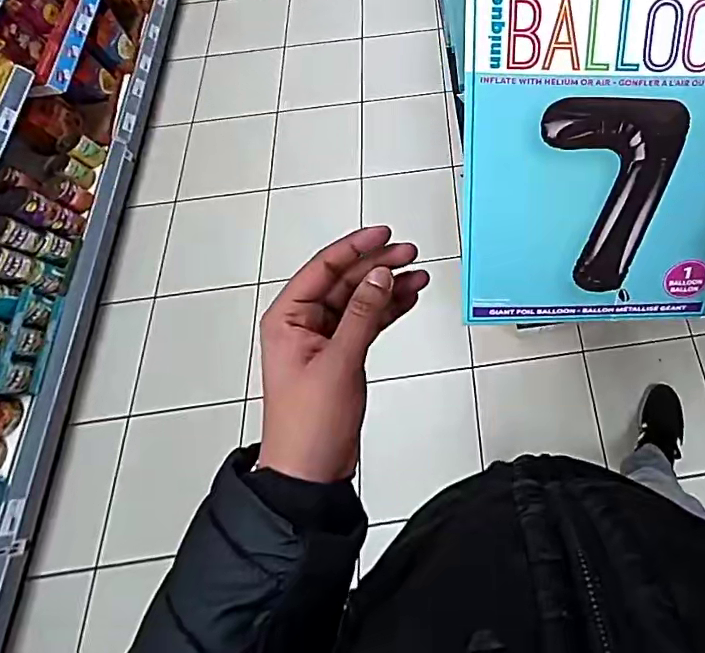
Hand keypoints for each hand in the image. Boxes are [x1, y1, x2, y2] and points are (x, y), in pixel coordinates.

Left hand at [256, 226, 430, 481]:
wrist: (312, 471)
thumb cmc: (307, 425)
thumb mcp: (338, 361)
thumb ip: (362, 313)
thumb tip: (379, 275)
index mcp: (289, 318)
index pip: (324, 268)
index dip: (354, 247)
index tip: (382, 234)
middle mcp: (305, 323)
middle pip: (346, 279)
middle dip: (378, 264)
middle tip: (408, 253)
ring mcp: (326, 337)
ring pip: (362, 297)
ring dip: (389, 285)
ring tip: (416, 274)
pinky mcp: (344, 351)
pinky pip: (370, 318)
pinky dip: (390, 306)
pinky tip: (408, 297)